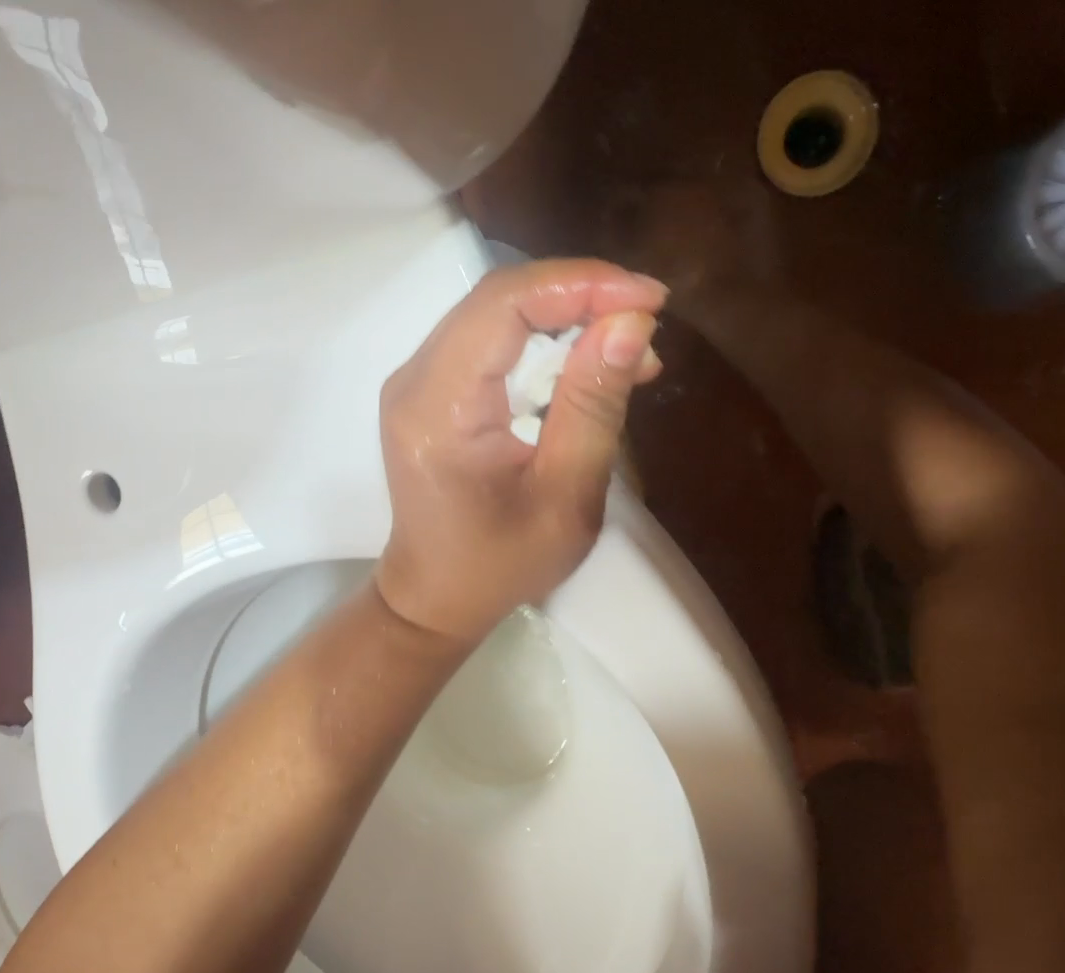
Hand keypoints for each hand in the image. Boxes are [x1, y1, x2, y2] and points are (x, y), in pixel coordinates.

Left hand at [374, 259, 667, 642]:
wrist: (435, 596)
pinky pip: (489, 340)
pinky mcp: (429, 389)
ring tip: (632, 347)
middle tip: (648, 317)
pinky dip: (543, 340)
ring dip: (566, 316)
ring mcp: (416, 381)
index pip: (504, 304)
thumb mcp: (565, 498)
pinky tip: (588, 363)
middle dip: (580, 294)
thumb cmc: (501, 564)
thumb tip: (631, 323)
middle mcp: (415, 379)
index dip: (581, 284)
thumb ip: (593, 406)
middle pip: (498, 299)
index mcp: (440, 408)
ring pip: (496, 313)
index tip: (650, 301)